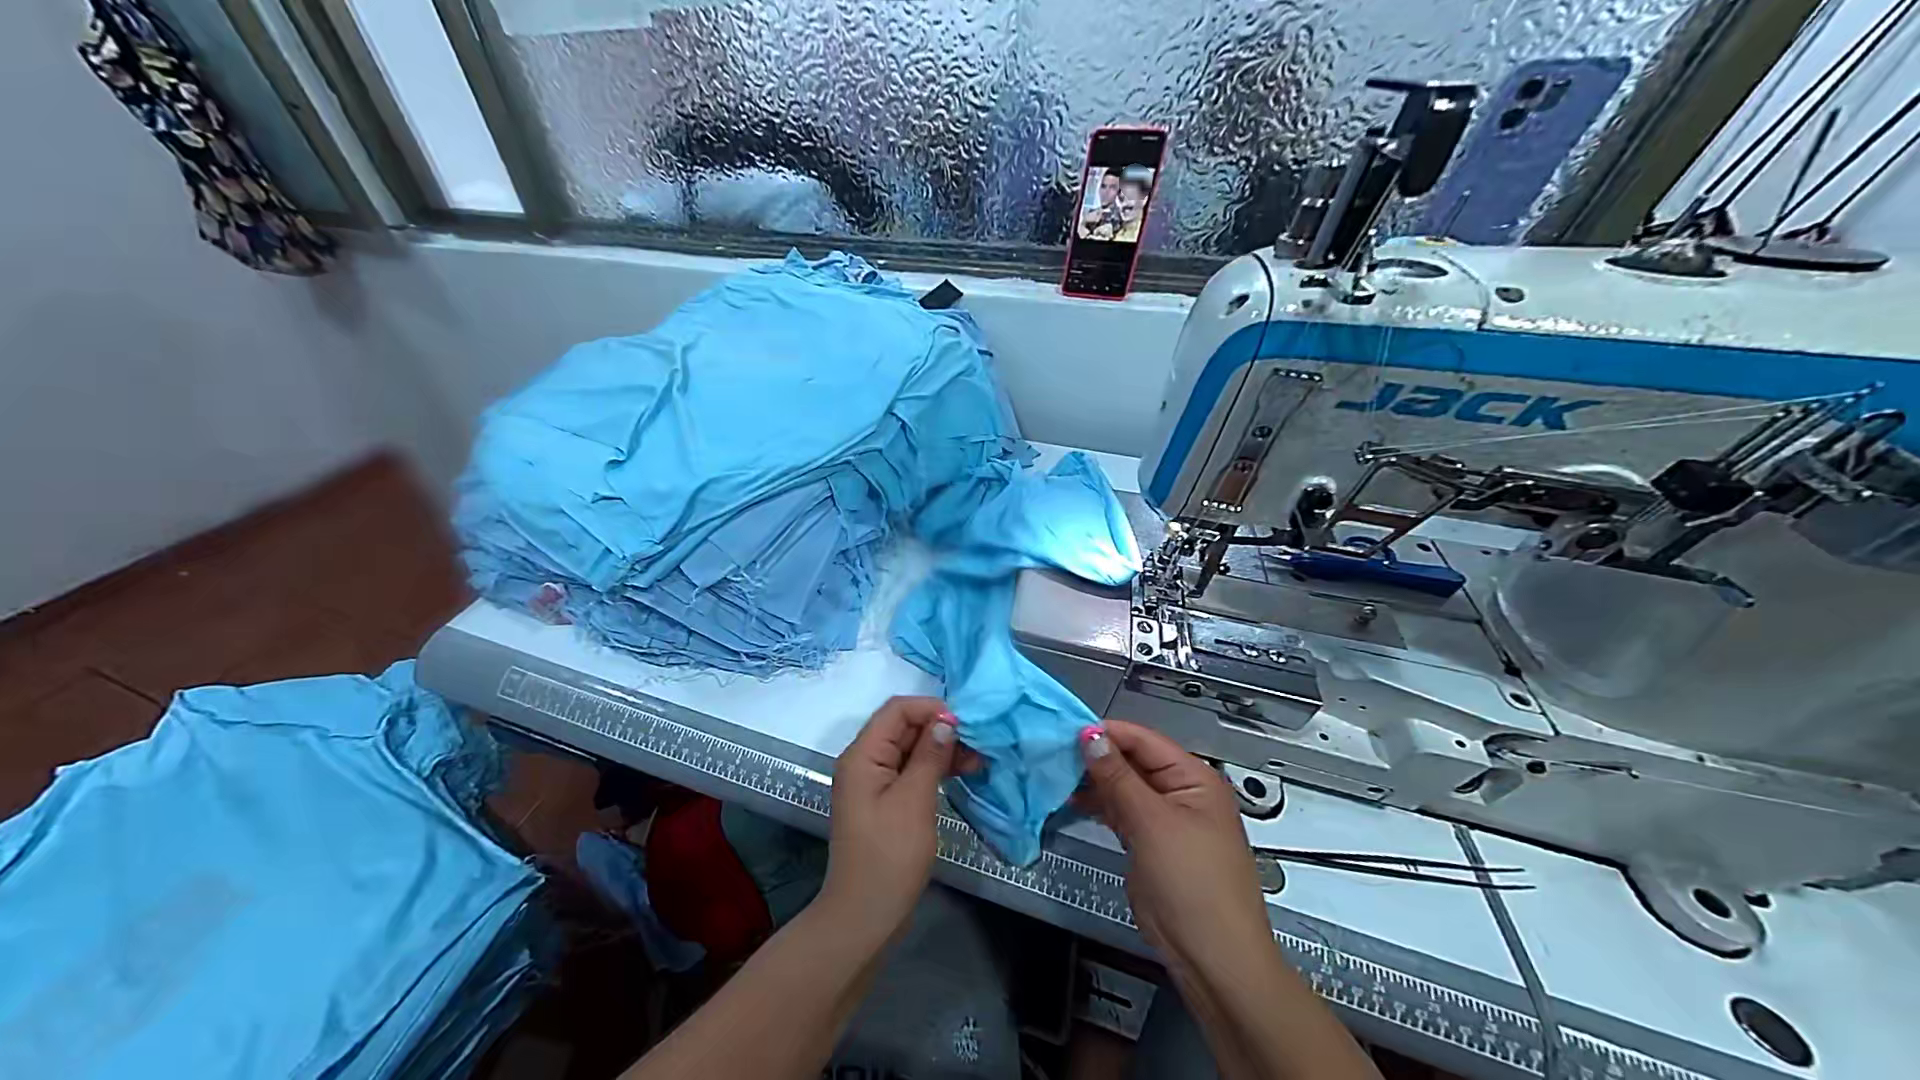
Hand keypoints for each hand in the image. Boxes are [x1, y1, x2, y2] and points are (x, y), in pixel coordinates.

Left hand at [821, 696, 958, 933]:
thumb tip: (946, 720)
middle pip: (903, 727)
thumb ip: (930, 755)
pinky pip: (910, 771)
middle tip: (978, 746)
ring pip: (910, 749)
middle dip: (940, 729)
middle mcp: (864, 761)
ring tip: (977, 762)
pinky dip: (934, 769)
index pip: (897, 710)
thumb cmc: (889, 856)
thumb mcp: (914, 800)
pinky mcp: (885, 801)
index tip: (966, 725)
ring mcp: (874, 782)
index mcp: (863, 755)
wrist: (865, 916)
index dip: (931, 709)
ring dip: (941, 750)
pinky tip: (961, 774)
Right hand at [1077, 720, 1271, 972]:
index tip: (1068, 731)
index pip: (1144, 740)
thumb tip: (1092, 736)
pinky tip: (1074, 801)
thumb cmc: (1194, 885)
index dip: (1108, 733)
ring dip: (1095, 782)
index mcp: (1194, 778)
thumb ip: (1118, 777)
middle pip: (1133, 762)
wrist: (1211, 957)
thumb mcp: (1151, 822)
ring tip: (1058, 775)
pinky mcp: (1150, 843)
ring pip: (1124, 787)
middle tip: (1056, 753)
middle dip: (1097, 757)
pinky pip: (1122, 812)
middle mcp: (1181, 793)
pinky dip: (1099, 806)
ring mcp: (1165, 820)